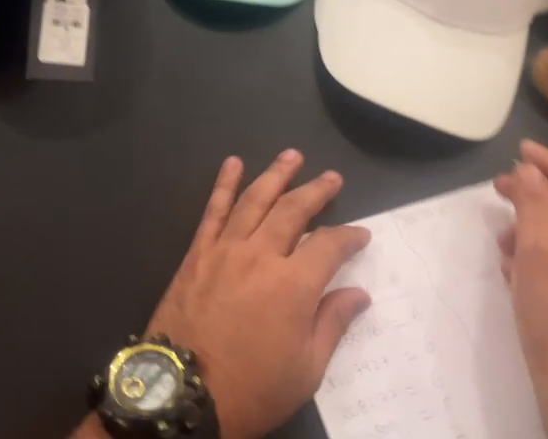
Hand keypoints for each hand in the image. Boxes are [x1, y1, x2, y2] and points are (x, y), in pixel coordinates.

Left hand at [145, 151, 372, 438]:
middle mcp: (260, 255)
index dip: (349, 236)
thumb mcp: (306, 369)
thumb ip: (333, 323)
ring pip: (254, 199)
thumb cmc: (253, 388)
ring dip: (275, 174)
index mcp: (293, 285)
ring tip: (291, 156)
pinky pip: (213, 209)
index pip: (329, 245)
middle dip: (315, 191)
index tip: (362, 234)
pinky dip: (224, 183)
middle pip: (292, 210)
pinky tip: (233, 164)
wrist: (185, 391)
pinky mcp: (198, 252)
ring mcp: (225, 249)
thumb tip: (359, 293)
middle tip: (331, 177)